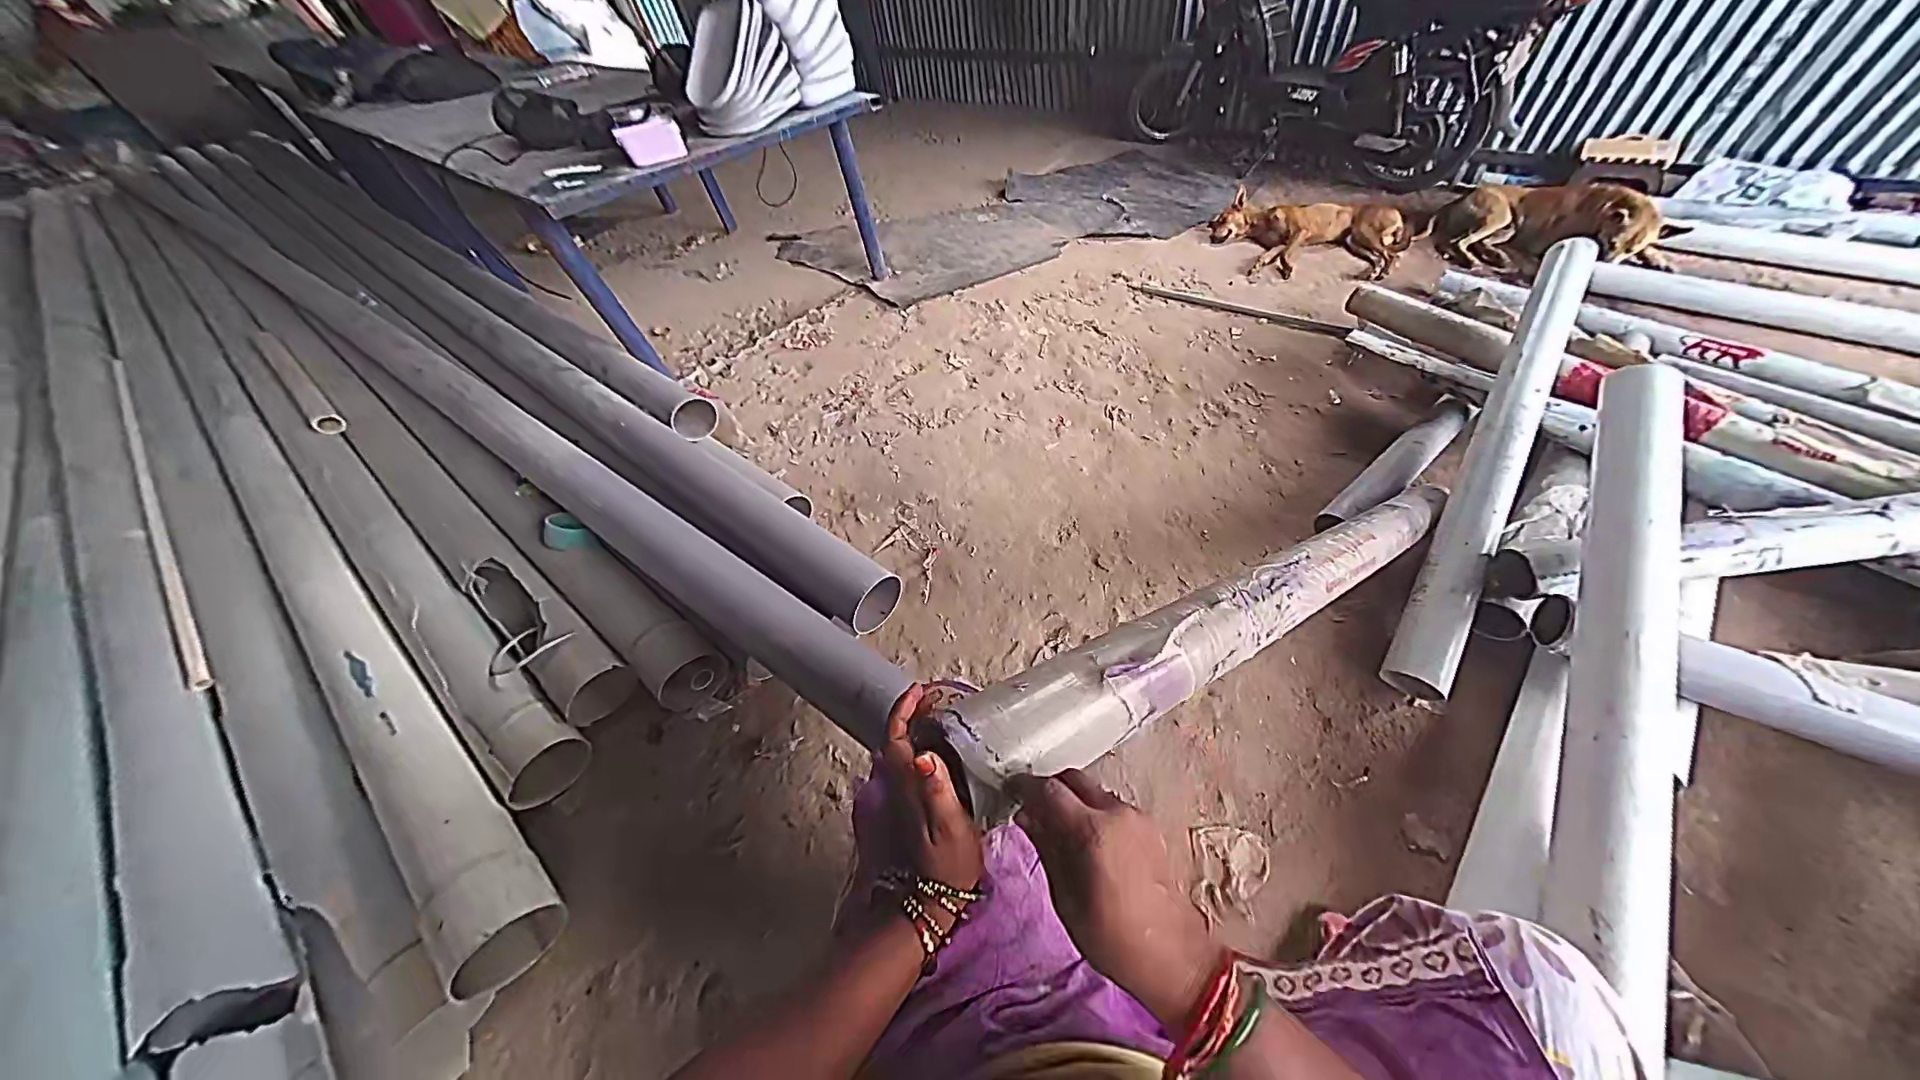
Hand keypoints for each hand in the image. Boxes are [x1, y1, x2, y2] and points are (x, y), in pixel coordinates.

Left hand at [877, 685, 983, 908]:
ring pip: (902, 753)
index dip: (904, 709)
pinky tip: (941, 752)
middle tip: (937, 699)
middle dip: (912, 713)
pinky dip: (921, 749)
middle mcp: (897, 787)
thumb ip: (938, 791)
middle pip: (896, 739)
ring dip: (916, 730)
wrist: (926, 905)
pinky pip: (909, 767)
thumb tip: (925, 755)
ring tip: (943, 718)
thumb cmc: (945, 868)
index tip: (920, 690)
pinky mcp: (907, 809)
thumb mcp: (951, 829)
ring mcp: (900, 798)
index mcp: (907, 784)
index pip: (895, 736)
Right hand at [1009, 770, 1225, 1028]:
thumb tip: (1027, 817)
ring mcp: (1137, 818)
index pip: (1049, 789)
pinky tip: (1086, 839)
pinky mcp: (1149, 827)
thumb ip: (1046, 847)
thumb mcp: (1066, 897)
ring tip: (1058, 827)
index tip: (1011, 790)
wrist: (1173, 957)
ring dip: (1072, 800)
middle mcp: (1117, 813)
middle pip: (1073, 779)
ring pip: (1094, 791)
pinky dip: (1092, 812)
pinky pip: (1111, 806)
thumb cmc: (1112, 937)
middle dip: (1049, 787)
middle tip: (1032, 807)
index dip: (1025, 786)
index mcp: (1092, 830)